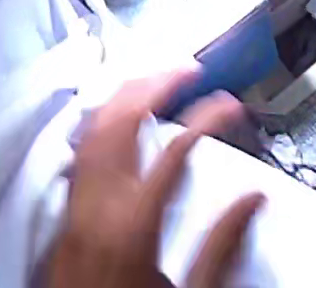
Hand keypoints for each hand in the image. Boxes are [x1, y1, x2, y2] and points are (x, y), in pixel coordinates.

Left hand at [44, 69, 264, 287]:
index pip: (176, 147)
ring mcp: (73, 204)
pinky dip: (100, 119)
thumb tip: (254, 199)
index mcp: (132, 225)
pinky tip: (115, 115)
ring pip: (93, 124)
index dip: (208, 116)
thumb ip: (223, 247)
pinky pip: (78, 148)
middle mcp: (96, 204)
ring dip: (125, 93)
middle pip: (122, 117)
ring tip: (155, 77)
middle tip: (189, 69)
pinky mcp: (61, 214)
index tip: (230, 104)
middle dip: (157, 81)